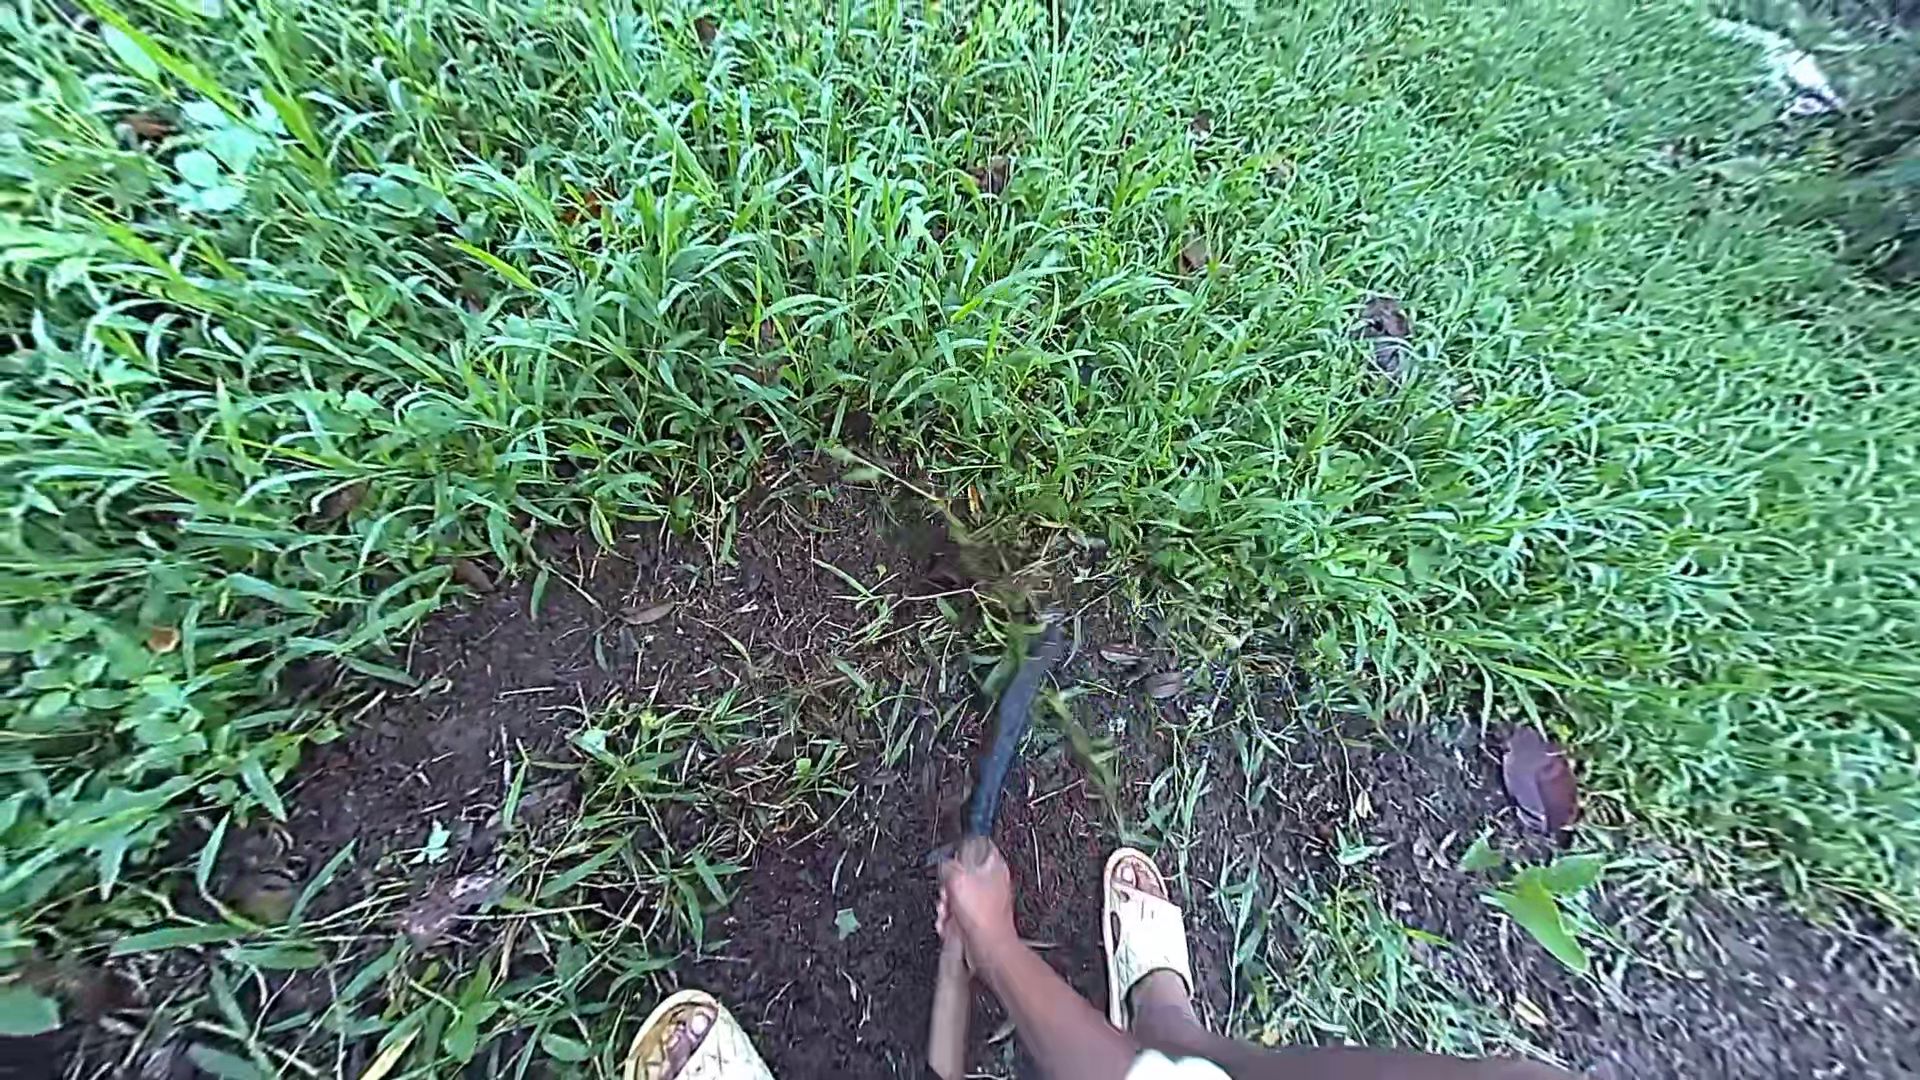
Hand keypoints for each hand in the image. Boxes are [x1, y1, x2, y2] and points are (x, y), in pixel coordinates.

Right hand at [936, 835, 1017, 966]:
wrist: (988, 949)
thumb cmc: (983, 915)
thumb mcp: (957, 878)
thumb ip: (948, 866)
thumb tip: (944, 864)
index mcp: (994, 865)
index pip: (979, 846)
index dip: (963, 851)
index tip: (953, 858)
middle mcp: (993, 883)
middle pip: (963, 874)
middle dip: (949, 885)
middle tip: (947, 892)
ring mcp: (987, 903)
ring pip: (959, 896)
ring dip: (947, 905)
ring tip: (947, 912)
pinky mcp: (979, 922)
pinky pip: (959, 915)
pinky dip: (950, 921)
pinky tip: (949, 925)